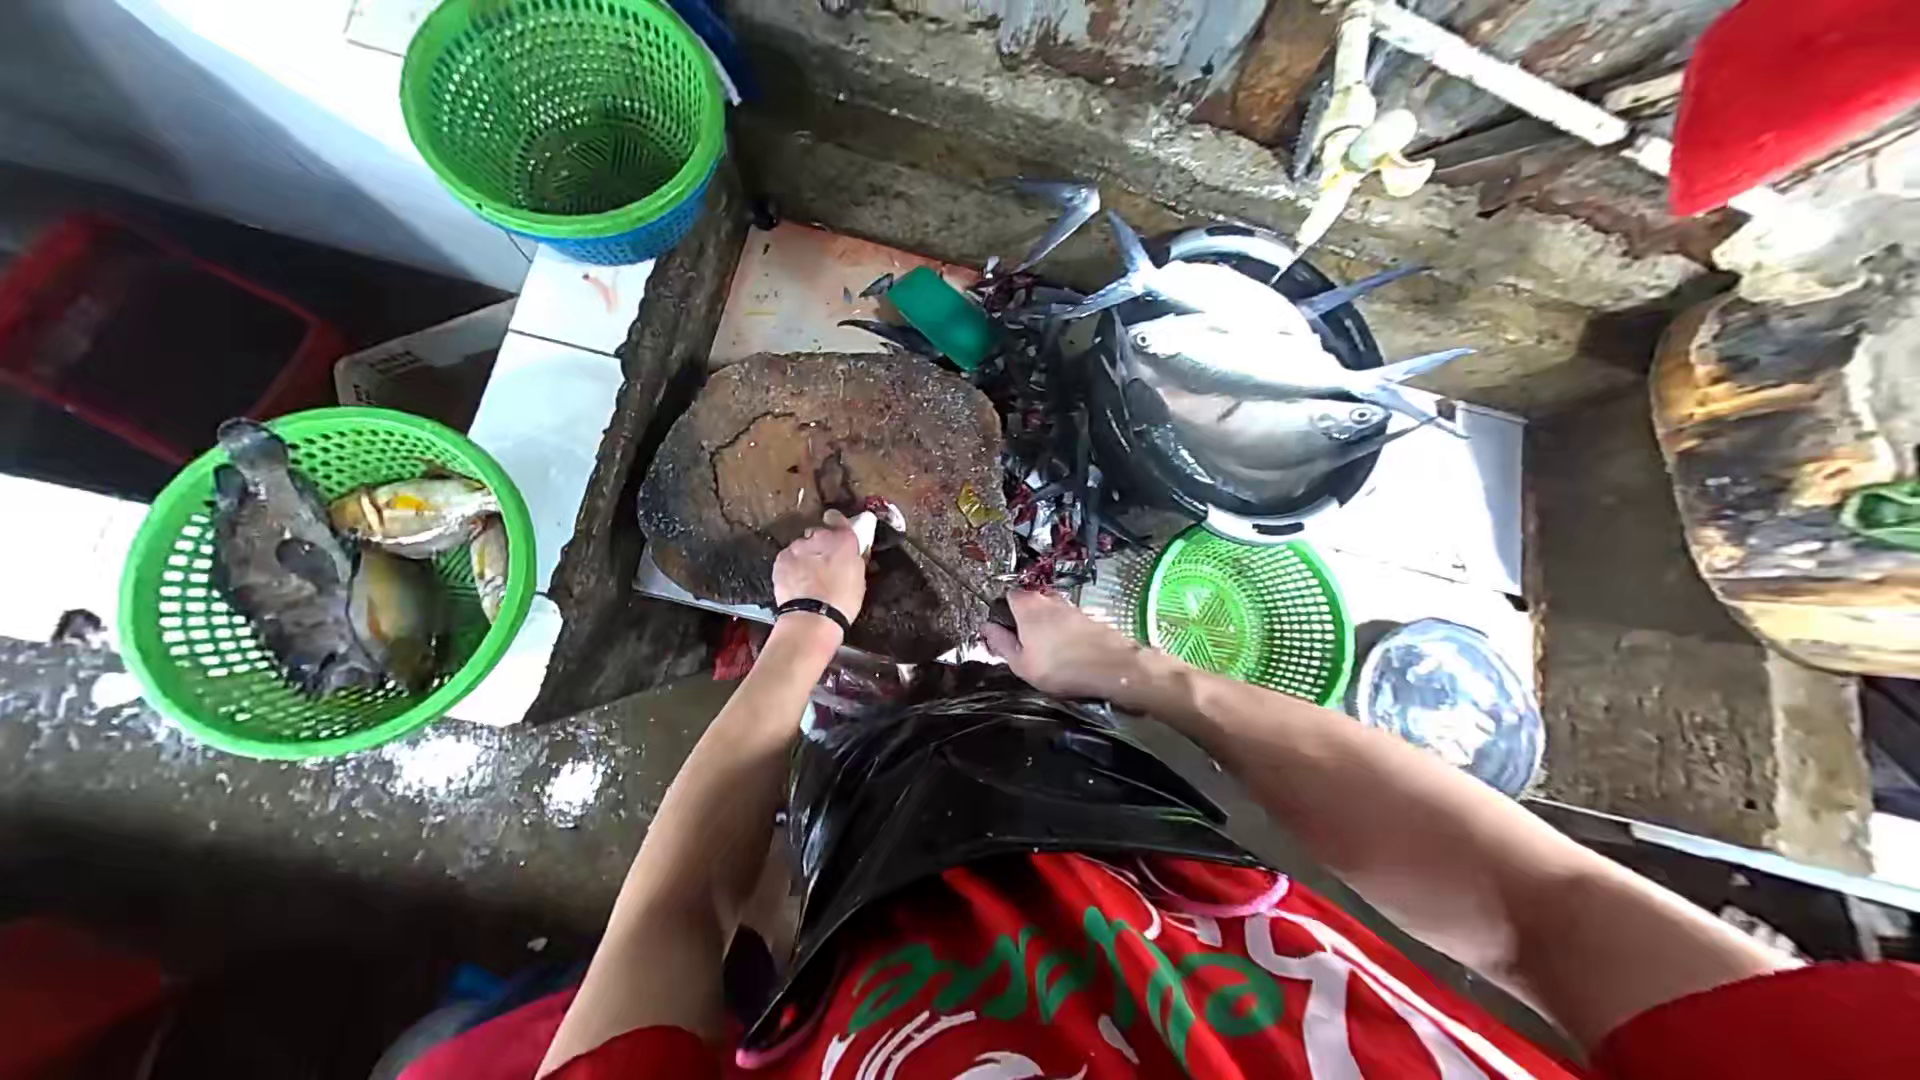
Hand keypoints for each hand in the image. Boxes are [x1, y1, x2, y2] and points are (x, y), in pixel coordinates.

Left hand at [773, 509, 867, 624]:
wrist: (813, 616)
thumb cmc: (843, 601)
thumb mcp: (859, 578)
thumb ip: (852, 559)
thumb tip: (848, 555)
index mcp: (843, 540)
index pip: (838, 519)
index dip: (836, 522)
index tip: (835, 528)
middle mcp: (819, 537)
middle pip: (817, 534)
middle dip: (820, 545)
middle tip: (824, 563)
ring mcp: (797, 547)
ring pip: (801, 546)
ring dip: (805, 556)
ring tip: (807, 576)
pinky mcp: (781, 559)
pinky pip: (788, 557)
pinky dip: (791, 565)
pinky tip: (795, 581)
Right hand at [982, 589, 1168, 703]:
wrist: (1111, 669)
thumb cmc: (1061, 667)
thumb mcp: (1020, 663)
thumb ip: (1001, 642)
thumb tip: (987, 628)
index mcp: (1028, 606)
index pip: (1008, 595)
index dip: (1002, 611)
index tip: (1002, 629)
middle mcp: (1050, 599)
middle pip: (1030, 602)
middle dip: (1024, 619)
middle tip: (1023, 645)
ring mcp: (1072, 607)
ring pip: (1050, 612)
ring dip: (1046, 627)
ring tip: (1047, 653)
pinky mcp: (1089, 618)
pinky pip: (1068, 622)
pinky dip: (1064, 633)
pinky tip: (1067, 654)